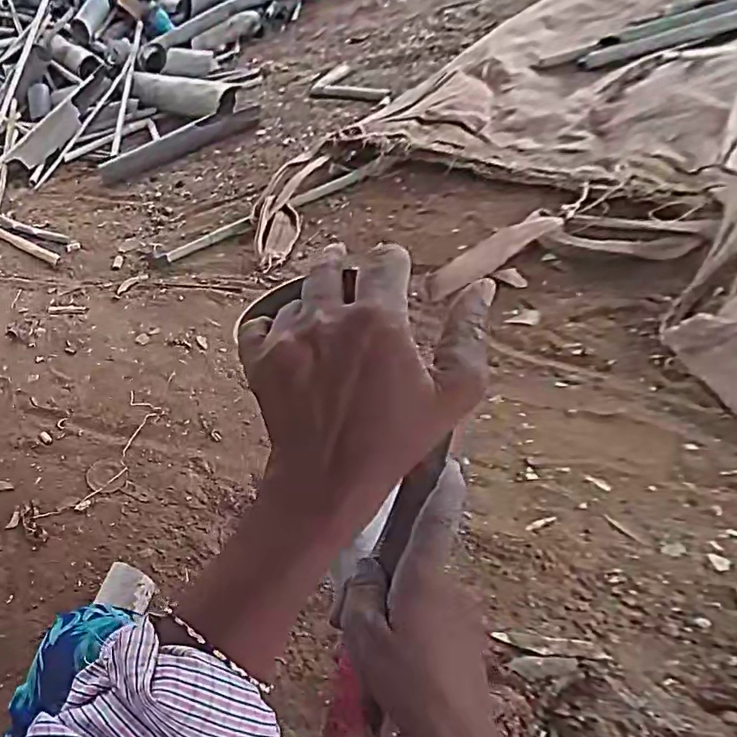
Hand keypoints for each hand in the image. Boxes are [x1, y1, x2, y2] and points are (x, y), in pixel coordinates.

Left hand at [238, 244, 493, 534]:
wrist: (326, 477)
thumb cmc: (393, 441)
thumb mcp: (455, 394)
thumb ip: (468, 336)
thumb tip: (480, 291)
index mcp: (378, 319)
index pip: (383, 263)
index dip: (390, 259)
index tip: (391, 265)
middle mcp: (327, 319)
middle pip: (329, 267)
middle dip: (341, 263)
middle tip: (344, 267)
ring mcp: (287, 338)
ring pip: (295, 298)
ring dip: (309, 302)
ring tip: (320, 318)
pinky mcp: (259, 359)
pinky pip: (256, 324)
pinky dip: (268, 325)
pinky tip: (283, 337)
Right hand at [338, 460, 495, 736]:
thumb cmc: (405, 680)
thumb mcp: (364, 634)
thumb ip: (360, 594)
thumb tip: (365, 570)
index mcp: (425, 581)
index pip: (432, 526)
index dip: (440, 494)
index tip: (452, 464)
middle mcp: (451, 590)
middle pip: (409, 570)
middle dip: (379, 586)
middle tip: (348, 624)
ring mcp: (465, 616)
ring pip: (417, 597)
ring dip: (391, 611)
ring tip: (368, 649)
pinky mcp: (469, 640)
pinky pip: (431, 618)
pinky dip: (408, 628)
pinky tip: (392, 661)